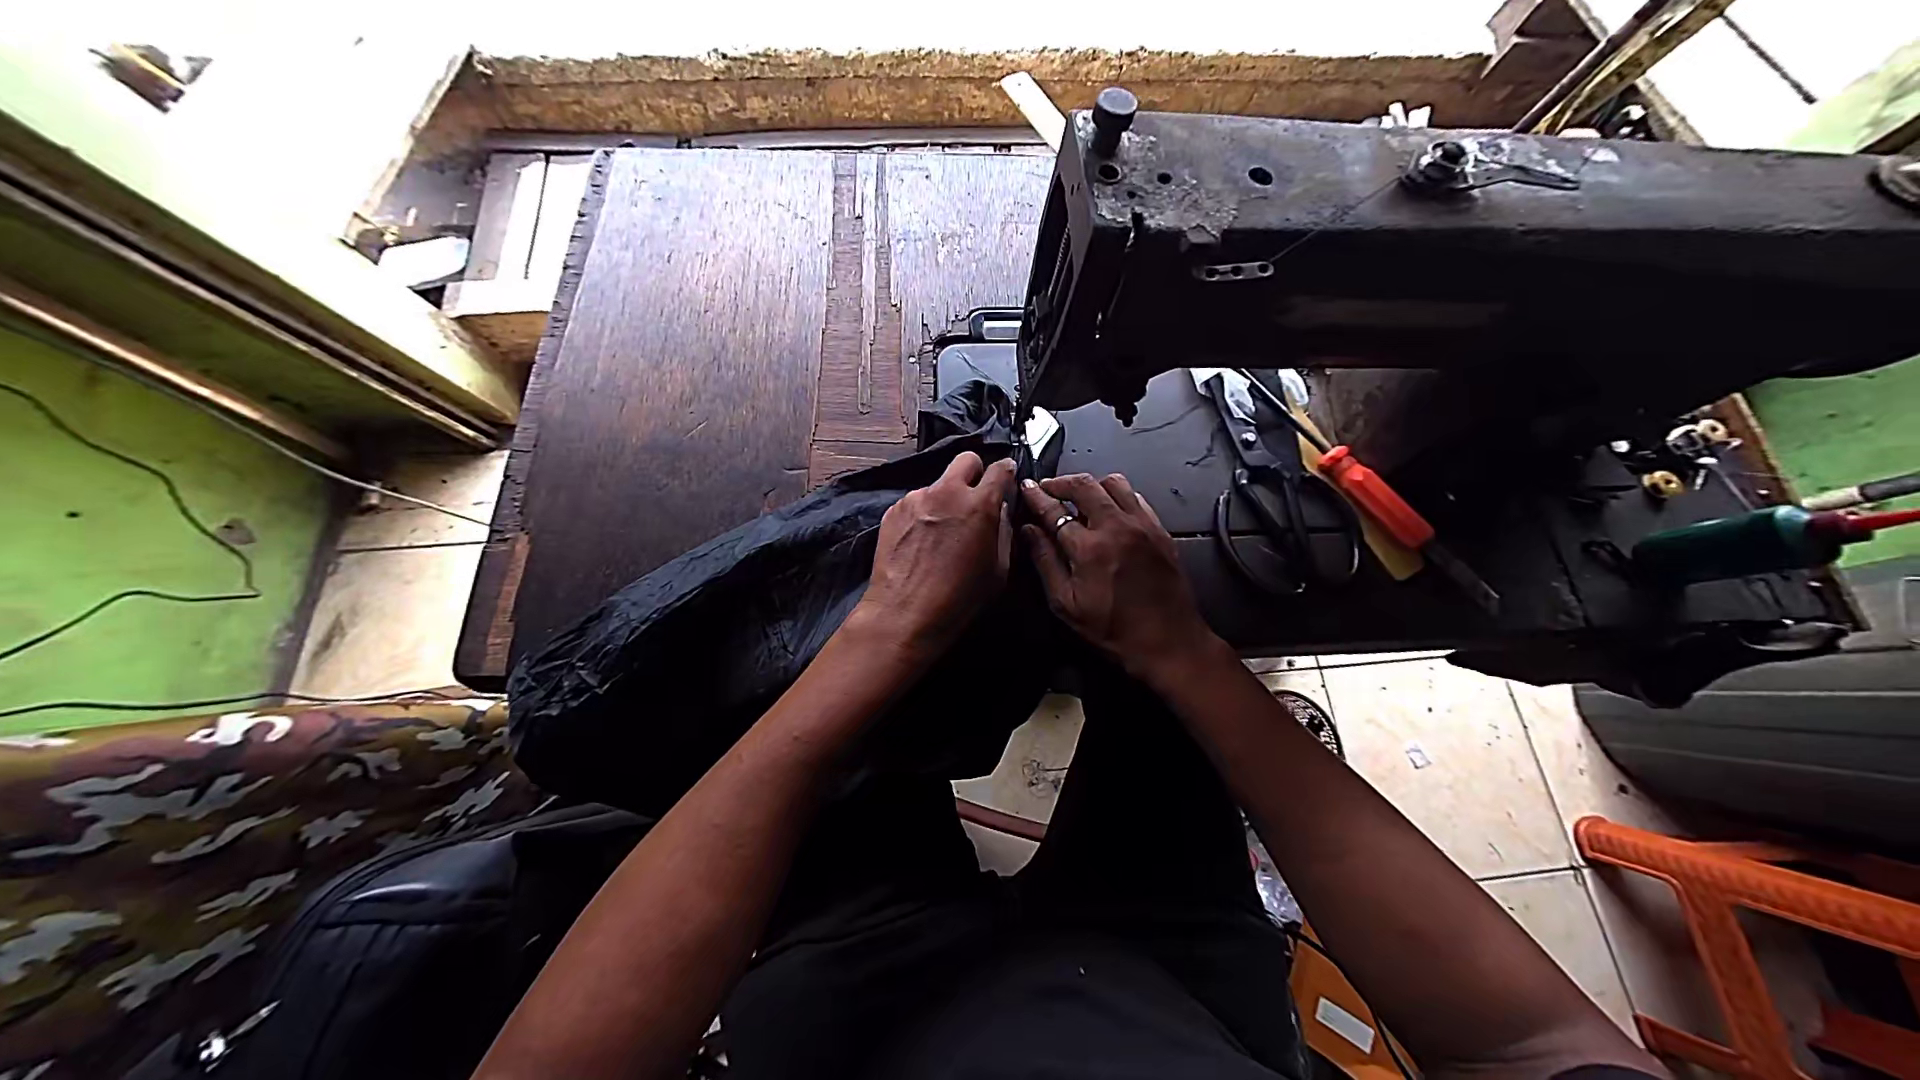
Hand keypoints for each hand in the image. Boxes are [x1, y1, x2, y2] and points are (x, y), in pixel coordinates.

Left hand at [851, 451, 1016, 659]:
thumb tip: (1000, 511)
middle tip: (975, 497)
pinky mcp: (894, 510)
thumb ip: (1003, 530)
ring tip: (942, 533)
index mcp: (979, 505)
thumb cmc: (956, 599)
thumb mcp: (999, 569)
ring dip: (945, 499)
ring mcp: (916, 499)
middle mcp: (946, 493)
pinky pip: (916, 502)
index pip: (1000, 469)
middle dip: (974, 473)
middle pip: (966, 460)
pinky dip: (923, 514)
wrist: (905, 613)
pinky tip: (922, 541)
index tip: (1006, 477)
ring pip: (938, 484)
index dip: (1006, 472)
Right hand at [1019, 473, 1220, 684]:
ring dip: (1092, 485)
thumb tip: (1029, 531)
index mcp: (1090, 548)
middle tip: (1048, 488)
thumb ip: (1045, 561)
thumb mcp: (1066, 603)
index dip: (1037, 496)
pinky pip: (1136, 498)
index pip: (1055, 510)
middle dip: (1061, 482)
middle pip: (1085, 485)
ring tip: (1079, 498)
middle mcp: (1118, 528)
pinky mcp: (1160, 531)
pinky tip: (1109, 511)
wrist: (1168, 641)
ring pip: (1114, 483)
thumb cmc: (1114, 630)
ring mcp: (1143, 526)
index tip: (1027, 487)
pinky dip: (1117, 496)